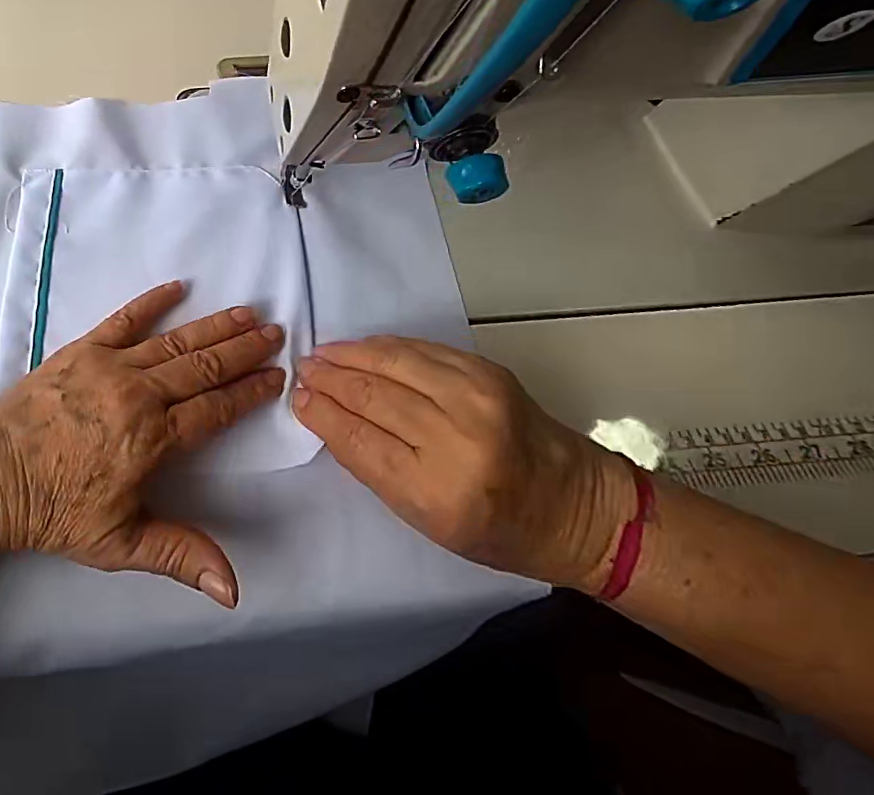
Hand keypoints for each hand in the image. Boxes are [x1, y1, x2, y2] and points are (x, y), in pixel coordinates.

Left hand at [0, 281, 286, 607]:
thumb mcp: (118, 544)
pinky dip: (149, 303)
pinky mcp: (78, 351)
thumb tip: (235, 592)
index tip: (276, 377)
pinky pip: (121, 320)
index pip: (215, 409)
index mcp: (152, 439)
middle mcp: (136, 394)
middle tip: (274, 333)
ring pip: (172, 342)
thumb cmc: (51, 510)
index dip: (249, 393)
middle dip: (242, 350)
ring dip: (211, 326)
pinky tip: (175, 288)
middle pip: (201, 367)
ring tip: (244, 312)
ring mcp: (106, 366)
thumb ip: (179, 555)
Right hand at [289, 336, 634, 592]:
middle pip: (370, 394)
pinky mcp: (489, 373)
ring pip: (391, 362)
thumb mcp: (420, 516)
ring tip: (322, 354)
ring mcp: (478, 399)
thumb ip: (368, 463)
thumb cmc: (492, 527)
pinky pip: (420, 350)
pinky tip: (361, 349)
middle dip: (328, 378)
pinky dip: (382, 347)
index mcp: (436, 489)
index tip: (296, 397)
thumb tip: (322, 414)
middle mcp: (458, 438)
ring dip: (348, 355)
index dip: (319, 412)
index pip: (357, 437)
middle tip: (302, 370)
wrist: (577, 506)